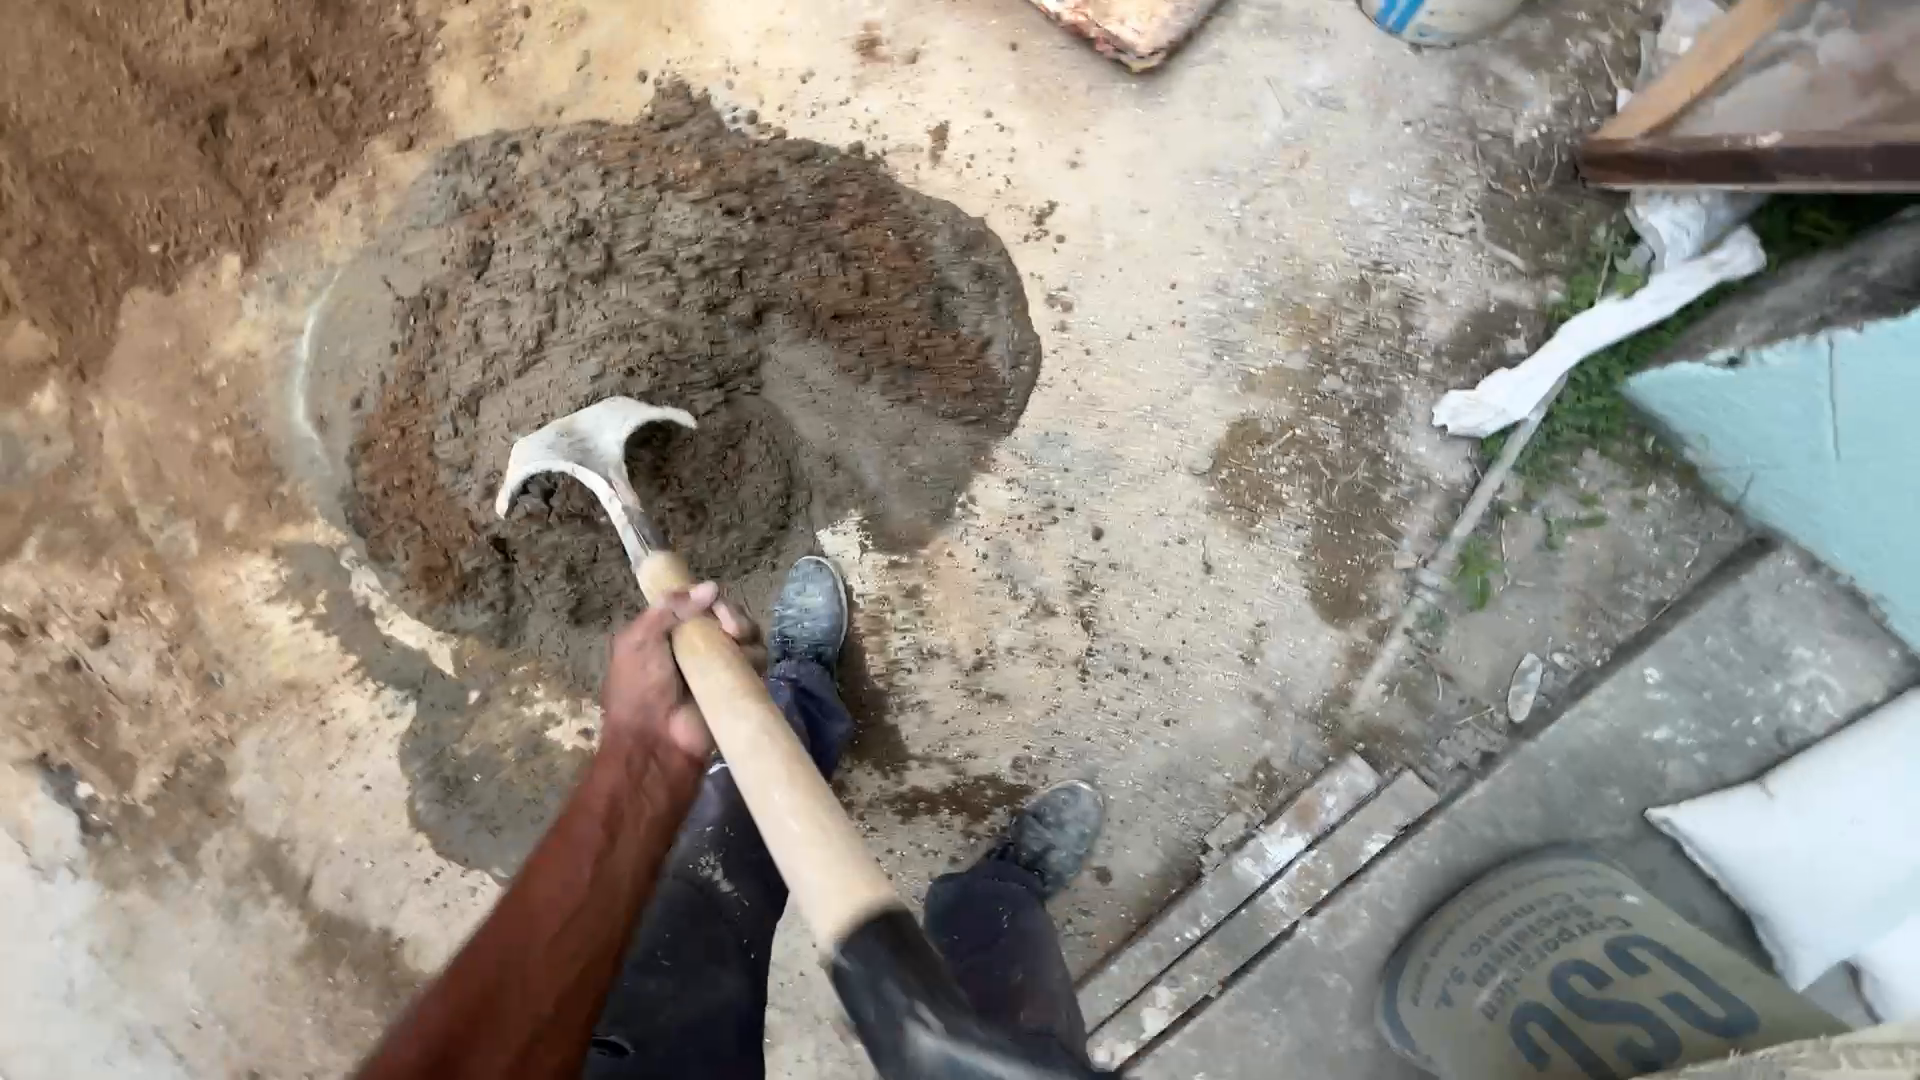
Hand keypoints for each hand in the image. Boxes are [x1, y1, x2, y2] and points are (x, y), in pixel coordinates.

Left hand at [599, 582, 762, 761]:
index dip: (711, 599)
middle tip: (730, 631)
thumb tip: (712, 587)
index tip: (713, 605)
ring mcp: (721, 666)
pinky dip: (754, 659)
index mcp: (671, 631)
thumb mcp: (638, 642)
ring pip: (749, 636)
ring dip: (747, 636)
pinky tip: (745, 666)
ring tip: (736, 649)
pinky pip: (758, 662)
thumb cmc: (639, 690)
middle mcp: (699, 645)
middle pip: (730, 616)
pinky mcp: (740, 685)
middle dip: (734, 616)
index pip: (701, 603)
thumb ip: (668, 609)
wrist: (655, 741)